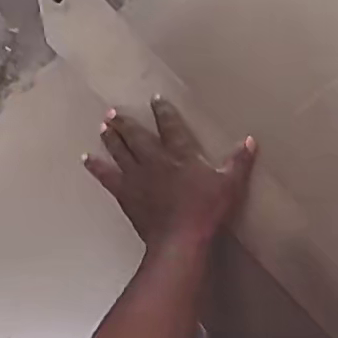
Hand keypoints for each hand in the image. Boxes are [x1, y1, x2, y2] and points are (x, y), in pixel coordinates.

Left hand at [83, 97, 256, 250]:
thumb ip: (239, 161)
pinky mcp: (125, 194)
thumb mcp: (230, 185)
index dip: (163, 111)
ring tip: (104, 126)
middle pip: (136, 136)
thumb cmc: (207, 210)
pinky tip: (87, 159)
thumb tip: (250, 141)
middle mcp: (154, 159)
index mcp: (180, 154)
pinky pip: (107, 177)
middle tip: (114, 112)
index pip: (170, 126)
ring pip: (119, 151)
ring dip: (111, 138)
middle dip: (126, 123)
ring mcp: (136, 176)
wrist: (180, 238)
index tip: (155, 100)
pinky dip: (97, 167)